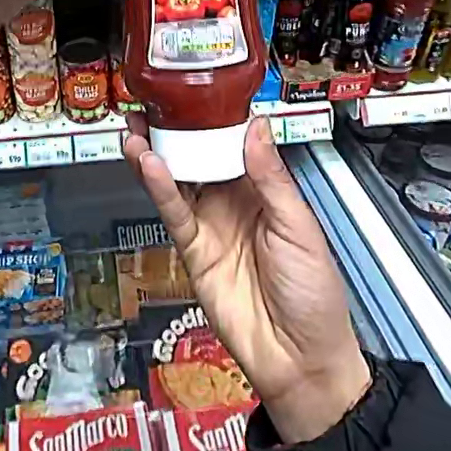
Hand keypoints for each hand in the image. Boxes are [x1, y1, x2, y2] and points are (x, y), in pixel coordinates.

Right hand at [126, 116, 371, 444]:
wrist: (299, 359)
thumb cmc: (313, 292)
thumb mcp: (299, 228)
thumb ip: (271, 178)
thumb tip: (253, 126)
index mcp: (264, 189)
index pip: (233, 144)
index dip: (212, 119)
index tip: (194, 92)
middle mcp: (232, 200)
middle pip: (197, 157)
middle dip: (174, 131)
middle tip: (151, 104)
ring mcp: (209, 224)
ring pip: (177, 180)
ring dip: (156, 153)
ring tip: (137, 126)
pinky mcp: (192, 250)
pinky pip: (174, 213)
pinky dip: (159, 188)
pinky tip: (147, 164)